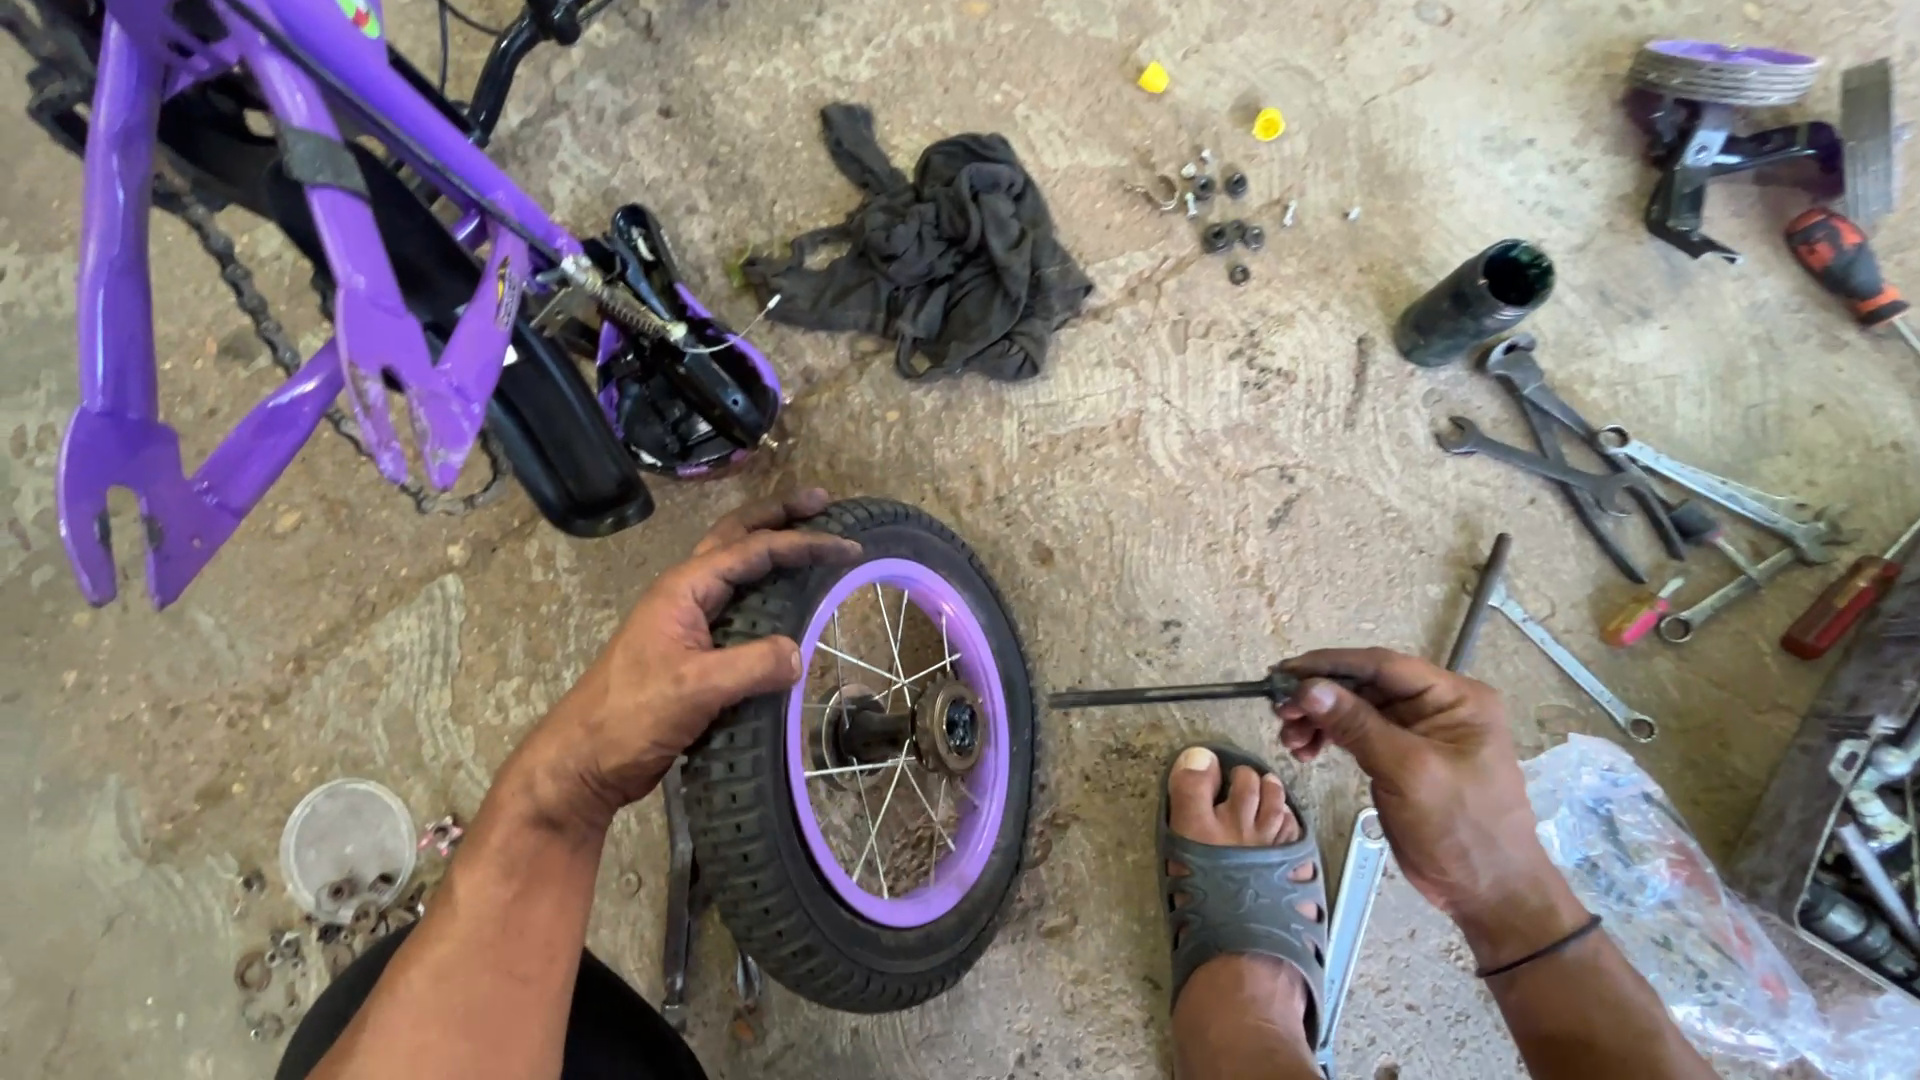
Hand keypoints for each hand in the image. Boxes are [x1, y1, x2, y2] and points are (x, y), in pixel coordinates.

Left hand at [512, 490, 861, 832]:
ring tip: (808, 535)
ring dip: (771, 544)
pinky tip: (786, 599)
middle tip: (823, 501)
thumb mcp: (695, 689)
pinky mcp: (695, 648)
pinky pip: (739, 603)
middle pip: (738, 536)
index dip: (803, 543)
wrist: (585, 761)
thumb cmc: (631, 716)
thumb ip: (752, 665)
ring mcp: (689, 619)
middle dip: (780, 515)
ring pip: (736, 565)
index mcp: (685, 588)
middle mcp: (687, 592)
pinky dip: (766, 588)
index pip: (753, 550)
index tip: (847, 546)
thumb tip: (800, 653)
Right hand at [1275, 648, 1588, 967]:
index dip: (1330, 665)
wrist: (1488, 893)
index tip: (1285, 672)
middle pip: (1363, 686)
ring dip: (1318, 719)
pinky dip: (1327, 738)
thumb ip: (1356, 725)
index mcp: (1455, 698)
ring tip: (1290, 740)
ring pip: (1354, 709)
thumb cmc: (1461, 828)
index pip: (1382, 665)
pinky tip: (1305, 750)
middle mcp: (1436, 706)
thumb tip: (1307, 687)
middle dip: (1319, 697)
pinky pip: (1355, 733)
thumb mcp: (1407, 771)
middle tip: (1280, 711)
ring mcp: (1417, 732)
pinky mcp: (1399, 756)